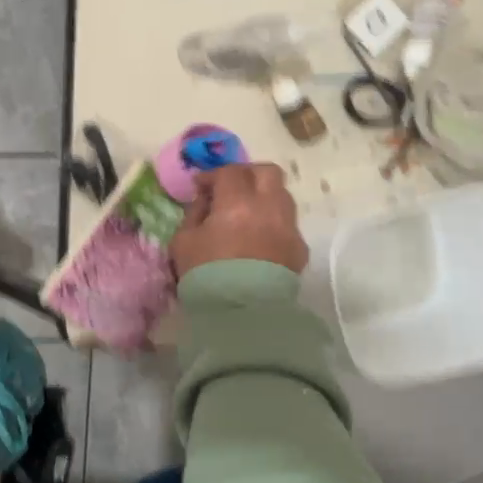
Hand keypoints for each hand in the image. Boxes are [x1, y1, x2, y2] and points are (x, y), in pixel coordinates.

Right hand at [171, 163, 308, 276]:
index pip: (229, 172)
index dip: (211, 175)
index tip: (198, 187)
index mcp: (238, 204)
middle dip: (245, 174)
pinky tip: (255, 238)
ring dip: (261, 196)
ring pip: (281, 195)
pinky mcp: (299, 247)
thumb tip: (206, 201)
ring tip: (242, 213)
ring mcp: (289, 227)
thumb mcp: (183, 240)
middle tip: (227, 188)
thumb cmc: (204, 273)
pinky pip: (285, 222)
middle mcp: (270, 208)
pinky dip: (270, 221)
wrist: (241, 311)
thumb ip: (195, 214)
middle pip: (267, 172)